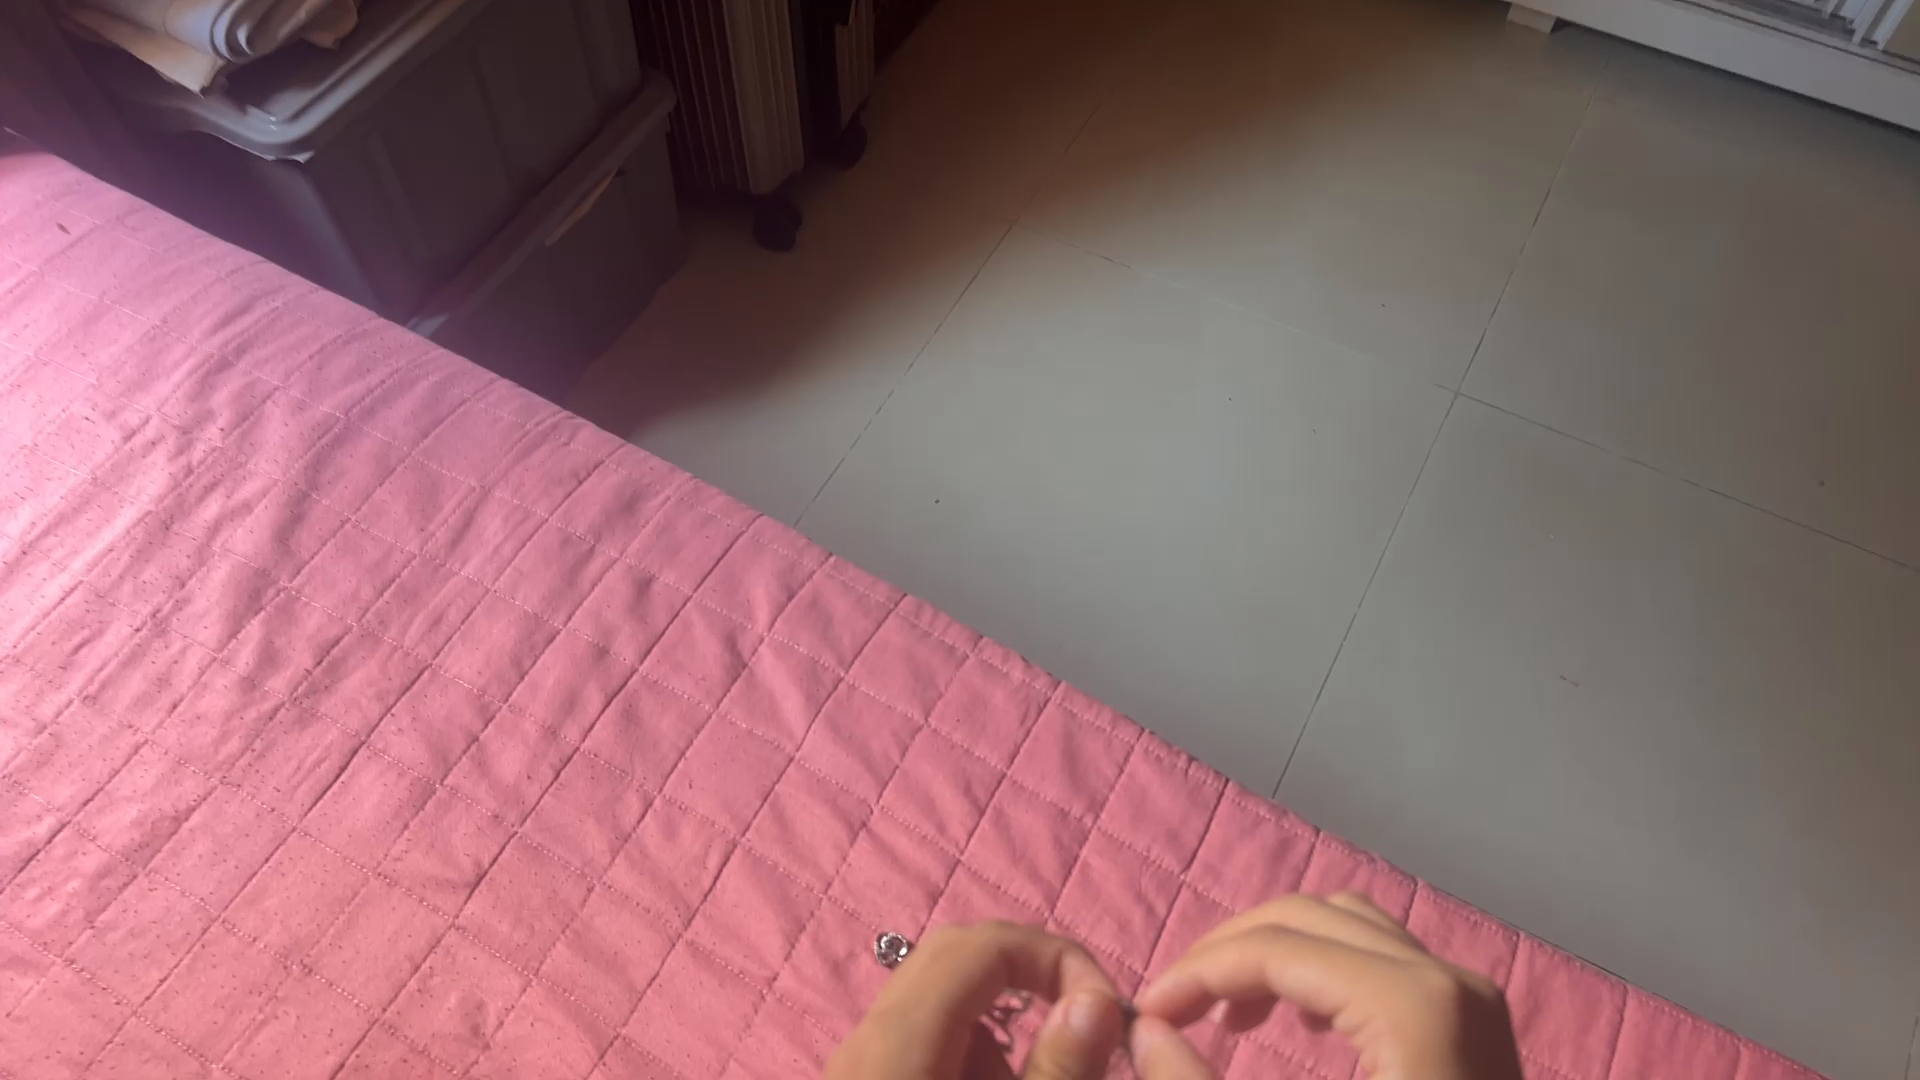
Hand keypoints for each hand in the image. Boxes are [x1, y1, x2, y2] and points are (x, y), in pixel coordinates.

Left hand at [826, 921, 1127, 1079]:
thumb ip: (1055, 1069)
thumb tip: (1098, 1002)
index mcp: (896, 1041)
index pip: (980, 946)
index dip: (1051, 957)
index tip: (1106, 1011)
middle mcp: (869, 1038)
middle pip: (959, 963)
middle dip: (1030, 989)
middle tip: (1082, 1037)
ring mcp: (863, 1062)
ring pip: (948, 1011)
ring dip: (1004, 1043)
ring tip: (1032, 1077)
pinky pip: (929, 1044)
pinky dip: (973, 1061)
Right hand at [1128, 892, 1523, 1079]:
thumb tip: (1143, 1028)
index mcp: (1414, 1010)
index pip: (1275, 949)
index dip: (1199, 971)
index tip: (1148, 1008)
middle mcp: (1450, 982)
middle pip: (1305, 917)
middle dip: (1227, 952)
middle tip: (1176, 1004)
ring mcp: (1472, 999)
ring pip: (1343, 922)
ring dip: (1272, 952)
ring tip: (1228, 1008)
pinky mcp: (1476, 1024)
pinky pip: (1379, 952)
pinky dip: (1321, 965)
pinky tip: (1300, 1020)